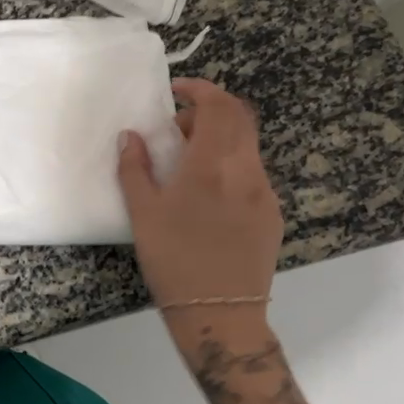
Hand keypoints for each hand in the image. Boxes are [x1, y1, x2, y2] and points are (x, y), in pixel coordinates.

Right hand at [118, 79, 283, 349]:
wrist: (220, 313)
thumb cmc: (172, 260)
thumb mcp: (142, 213)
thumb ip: (134, 168)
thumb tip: (131, 136)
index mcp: (212, 167)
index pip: (219, 107)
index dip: (200, 90)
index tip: (177, 91)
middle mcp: (246, 172)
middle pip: (241, 119)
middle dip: (210, 109)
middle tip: (177, 125)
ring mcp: (265, 194)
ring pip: (248, 146)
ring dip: (219, 137)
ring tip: (187, 159)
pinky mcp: (272, 214)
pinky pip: (252, 172)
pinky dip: (230, 163)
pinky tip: (206, 191)